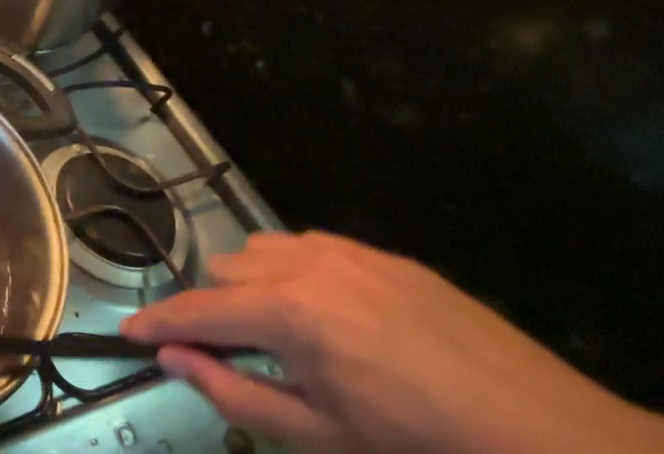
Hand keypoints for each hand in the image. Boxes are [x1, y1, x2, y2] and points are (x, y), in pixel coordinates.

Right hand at [120, 231, 663, 452]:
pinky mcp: (385, 255)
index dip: (156, 323)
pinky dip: (291, 270)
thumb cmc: (423, 445)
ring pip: (260, 249)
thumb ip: (234, 394)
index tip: (126, 332)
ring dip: (249, 283)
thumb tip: (171, 359)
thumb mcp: (322, 437)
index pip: (198, 311)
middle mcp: (308, 266)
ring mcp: (349, 253)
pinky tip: (322, 309)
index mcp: (290, 314)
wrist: (552, 437)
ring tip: (276, 329)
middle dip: (212, 309)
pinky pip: (309, 245)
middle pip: (223, 271)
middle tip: (227, 352)